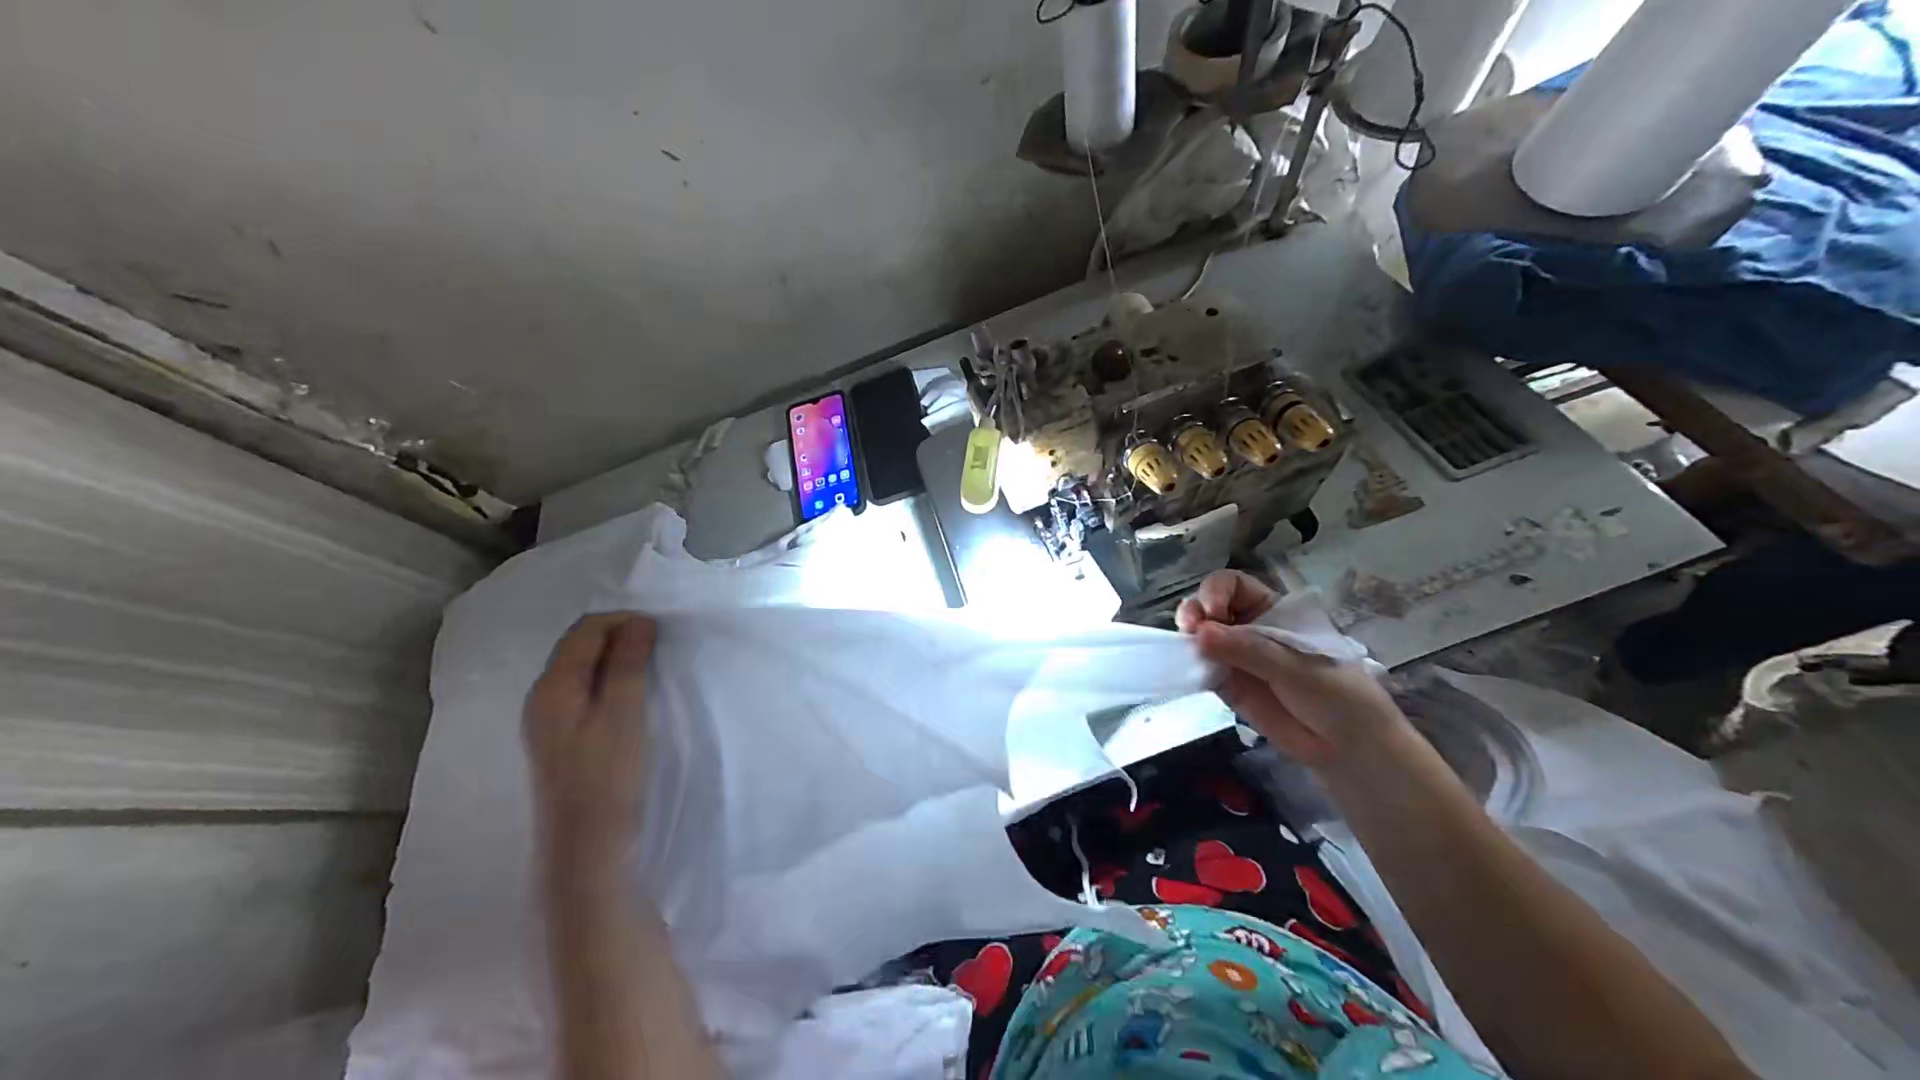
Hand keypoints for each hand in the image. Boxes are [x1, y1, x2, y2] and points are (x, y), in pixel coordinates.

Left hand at [525, 612, 656, 862]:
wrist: (587, 847)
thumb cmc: (608, 777)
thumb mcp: (623, 714)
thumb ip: (627, 664)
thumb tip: (638, 621)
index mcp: (552, 687)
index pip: (584, 630)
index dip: (622, 621)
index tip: (661, 630)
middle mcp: (542, 697)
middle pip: (579, 647)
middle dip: (619, 636)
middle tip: (660, 645)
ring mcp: (548, 720)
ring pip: (582, 669)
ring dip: (616, 659)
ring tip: (651, 666)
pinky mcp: (561, 738)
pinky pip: (584, 691)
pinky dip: (610, 681)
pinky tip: (631, 694)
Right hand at [1177, 571, 1401, 768]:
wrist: (1348, 747)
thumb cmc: (1336, 694)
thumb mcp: (1297, 667)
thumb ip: (1249, 650)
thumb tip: (1200, 634)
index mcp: (1271, 610)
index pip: (1233, 586)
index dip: (1217, 591)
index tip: (1213, 611)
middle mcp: (1247, 627)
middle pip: (1208, 606)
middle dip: (1194, 611)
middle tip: (1190, 628)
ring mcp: (1234, 655)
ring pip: (1198, 635)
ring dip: (1186, 637)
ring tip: (1184, 649)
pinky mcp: (1225, 683)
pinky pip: (1199, 666)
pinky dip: (1188, 664)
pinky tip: (1186, 668)